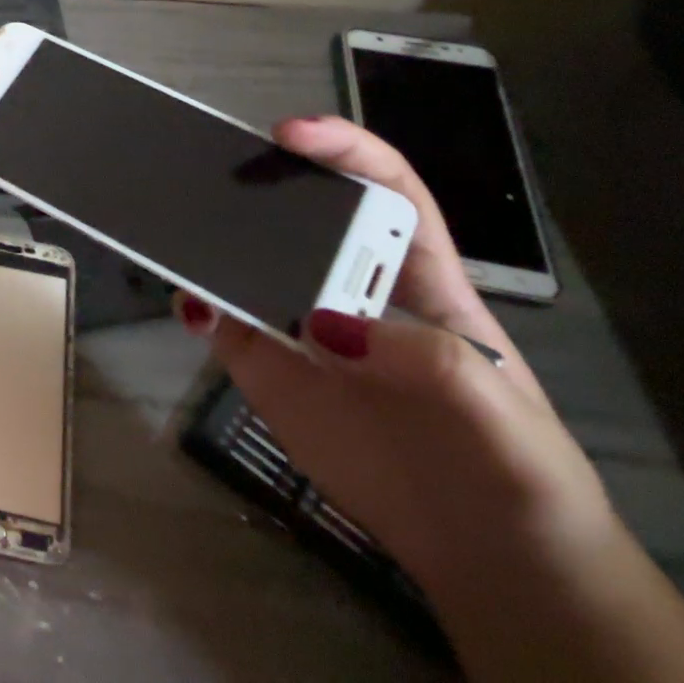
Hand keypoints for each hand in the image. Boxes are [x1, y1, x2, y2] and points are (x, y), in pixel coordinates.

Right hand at [177, 116, 613, 606]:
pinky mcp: (267, 370)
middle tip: (207, 168)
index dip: (344, 153)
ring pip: (249, 267)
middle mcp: (352, 292)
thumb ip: (426, 360)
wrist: (477, 548)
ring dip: (212, 243)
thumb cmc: (511, 468)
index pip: (388, 194)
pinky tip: (186, 299)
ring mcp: (302, 331)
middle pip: (302, 220)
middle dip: (259, 186)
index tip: (289, 135)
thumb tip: (320, 324)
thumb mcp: (499, 414)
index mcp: (422, 282)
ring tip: (172, 224)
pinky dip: (198, 306)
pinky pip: (224, 326)